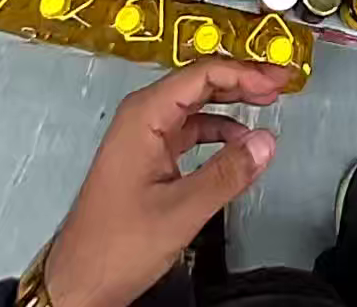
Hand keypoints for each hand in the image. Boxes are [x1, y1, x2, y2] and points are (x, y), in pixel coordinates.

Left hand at [45, 60, 289, 306]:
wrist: (77, 285)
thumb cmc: (113, 246)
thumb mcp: (179, 211)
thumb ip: (227, 174)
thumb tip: (265, 142)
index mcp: (145, 113)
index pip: (203, 74)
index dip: (245, 72)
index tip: (275, 77)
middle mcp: (144, 113)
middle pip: (201, 81)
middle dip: (243, 79)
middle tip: (279, 81)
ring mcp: (146, 131)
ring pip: (197, 101)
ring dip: (233, 100)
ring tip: (267, 101)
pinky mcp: (150, 151)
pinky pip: (191, 125)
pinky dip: (218, 126)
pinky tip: (239, 138)